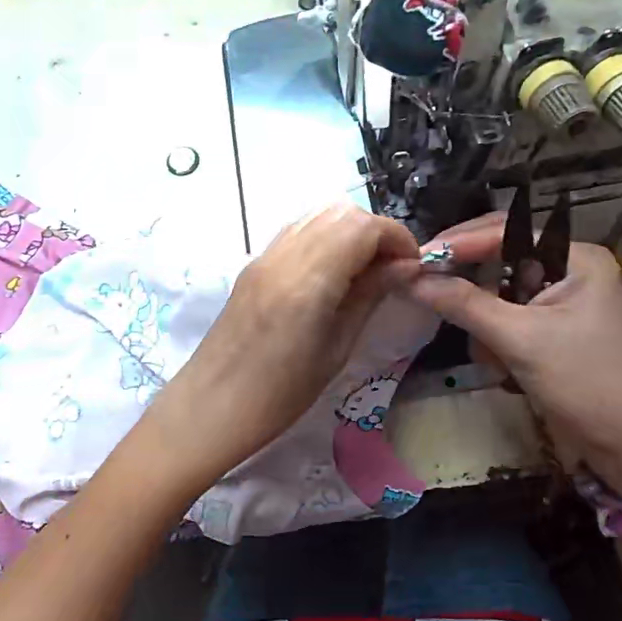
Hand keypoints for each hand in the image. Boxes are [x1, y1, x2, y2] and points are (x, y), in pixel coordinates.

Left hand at [152, 203, 419, 481]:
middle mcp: (284, 255)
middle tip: (391, 271)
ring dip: (349, 231)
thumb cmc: (279, 396)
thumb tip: (404, 267)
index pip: (363, 226)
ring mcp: (263, 256)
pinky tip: (332, 274)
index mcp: (308, 280)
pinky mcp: (252, 265)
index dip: (397, 237)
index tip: (412, 267)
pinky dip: (324, 238)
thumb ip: (368, 298)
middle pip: (341, 211)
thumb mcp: (335, 350)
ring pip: (317, 215)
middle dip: (376, 231)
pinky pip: (296, 232)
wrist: (209, 409)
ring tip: (364, 272)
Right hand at [407, 213, 621, 507]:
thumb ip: (463, 304)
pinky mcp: (554, 334)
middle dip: (471, 292)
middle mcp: (569, 271)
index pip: (503, 232)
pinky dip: (497, 345)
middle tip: (429, 297)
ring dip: (485, 328)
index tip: (414, 259)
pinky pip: (509, 324)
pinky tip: (505, 371)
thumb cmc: (586, 382)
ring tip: (493, 359)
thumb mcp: (520, 339)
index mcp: (575, 257)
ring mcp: (562, 304)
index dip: (457, 242)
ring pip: (498, 298)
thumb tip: (410, 276)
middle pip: (499, 263)